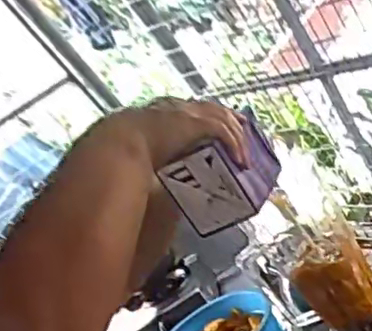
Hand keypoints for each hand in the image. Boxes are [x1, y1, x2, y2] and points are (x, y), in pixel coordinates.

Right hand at [118, 97, 248, 170]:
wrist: (124, 142)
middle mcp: (178, 107)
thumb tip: (169, 184)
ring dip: (237, 139)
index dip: (215, 117)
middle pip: (214, 108)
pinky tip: (240, 159)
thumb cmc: (131, 151)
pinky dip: (233, 143)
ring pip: (222, 118)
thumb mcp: (153, 153)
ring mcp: (186, 112)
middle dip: (233, 120)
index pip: (198, 109)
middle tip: (247, 133)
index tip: (228, 125)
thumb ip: (167, 160)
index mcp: (168, 111)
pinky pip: (221, 129)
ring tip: (245, 159)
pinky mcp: (192, 121)